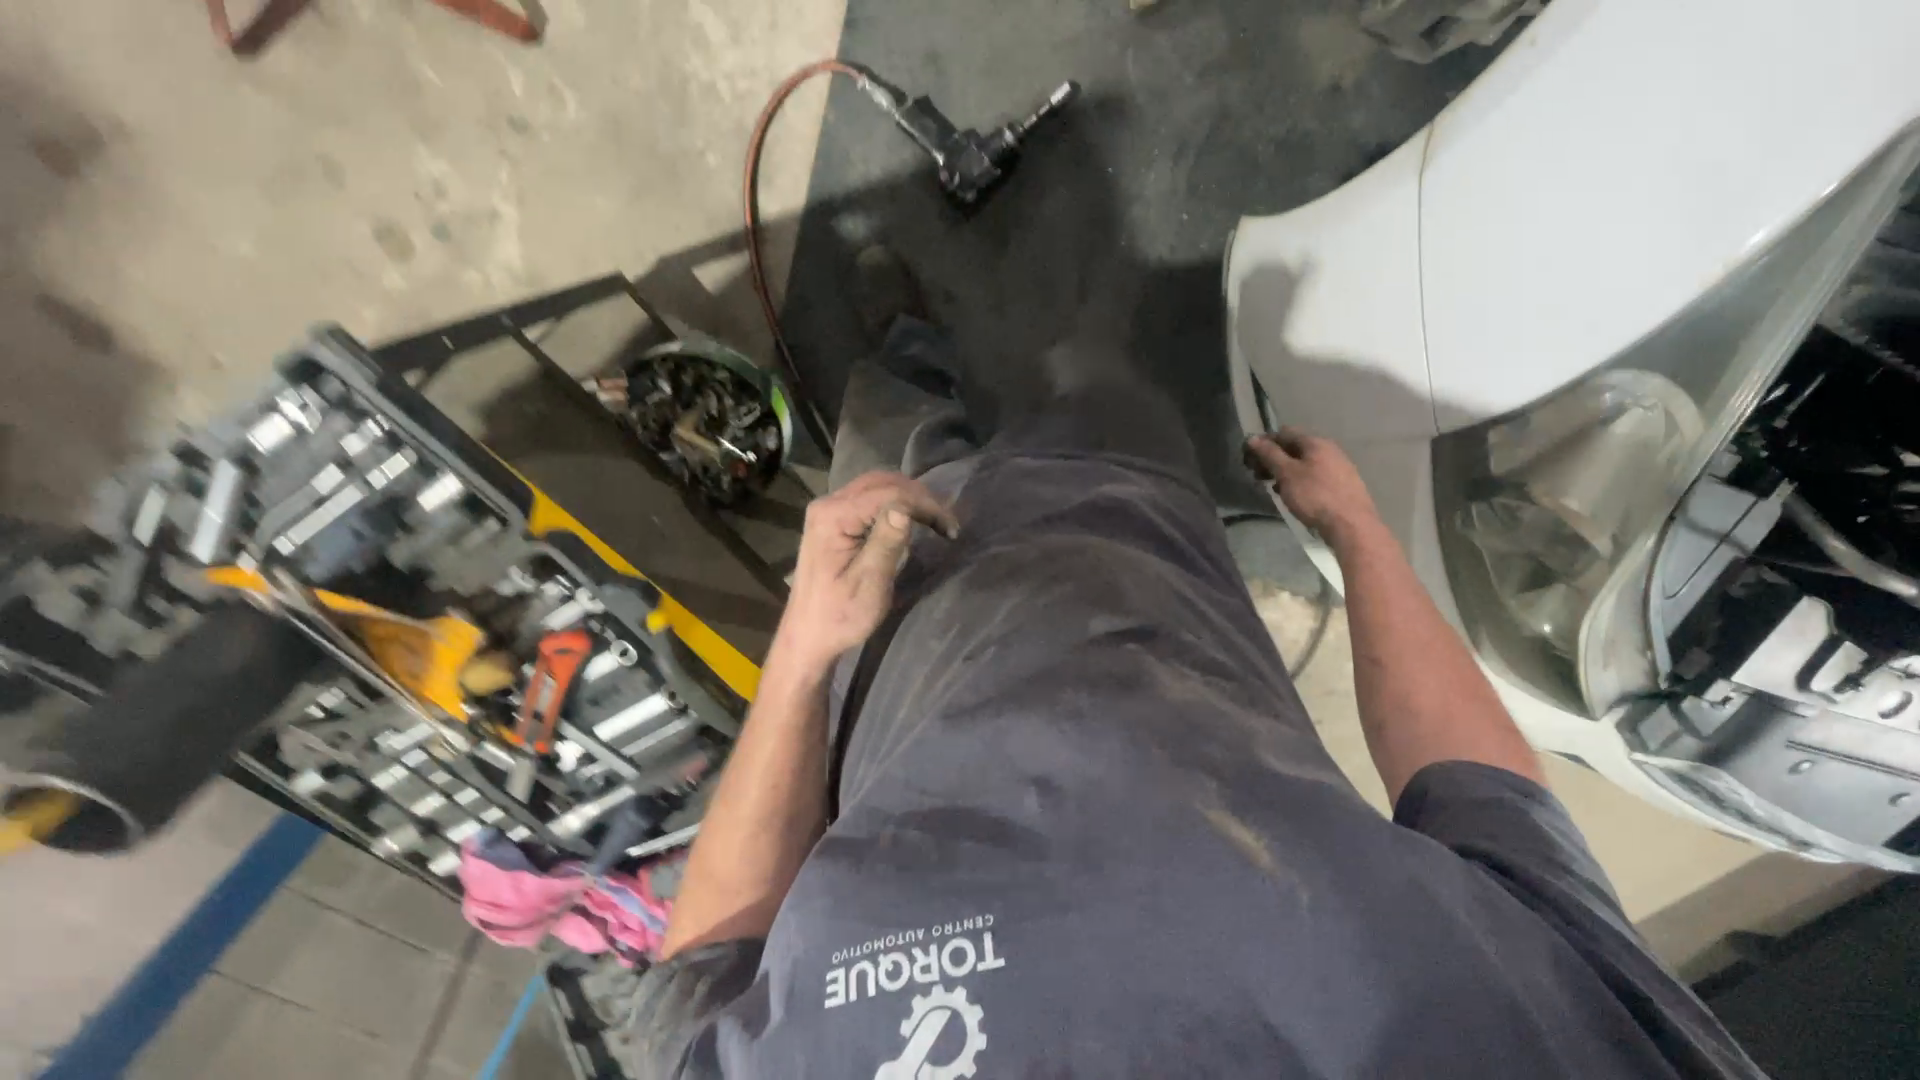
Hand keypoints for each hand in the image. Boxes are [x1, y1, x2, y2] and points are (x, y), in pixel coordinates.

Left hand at [772, 471, 958, 673]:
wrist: (809, 636)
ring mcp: (828, 511)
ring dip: (909, 498)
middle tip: (947, 522)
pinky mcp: (833, 521)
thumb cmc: (839, 617)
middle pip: (882, 482)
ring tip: (936, 520)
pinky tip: (912, 520)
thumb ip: (885, 543)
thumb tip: (905, 509)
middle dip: (919, 497)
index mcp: (833, 517)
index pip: (888, 493)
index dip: (924, 504)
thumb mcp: (868, 584)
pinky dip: (895, 504)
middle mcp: (827, 504)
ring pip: (876, 487)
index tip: (950, 528)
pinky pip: (869, 500)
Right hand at [1245, 428, 1379, 547]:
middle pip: (1295, 448)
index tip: (1250, 460)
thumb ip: (1269, 454)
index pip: (1284, 433)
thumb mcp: (1287, 473)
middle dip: (1274, 459)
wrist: (1351, 524)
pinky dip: (1300, 480)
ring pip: (1305, 463)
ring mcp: (1339, 466)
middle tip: (1259, 475)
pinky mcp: (1343, 483)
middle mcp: (1329, 449)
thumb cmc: (1314, 496)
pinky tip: (1295, 495)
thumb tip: (1253, 438)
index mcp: (1315, 442)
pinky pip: (1315, 475)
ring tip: (1275, 487)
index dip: (1264, 443)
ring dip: (1286, 471)